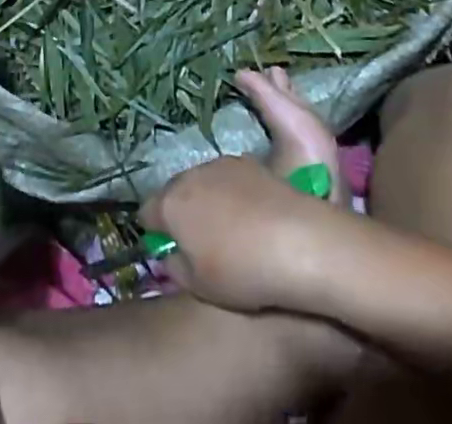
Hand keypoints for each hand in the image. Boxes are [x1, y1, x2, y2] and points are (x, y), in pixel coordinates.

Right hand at [140, 155, 333, 313]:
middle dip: (183, 212)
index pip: (147, 213)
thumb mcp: (200, 287)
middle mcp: (190, 176)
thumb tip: (173, 253)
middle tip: (204, 242)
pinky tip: (256, 219)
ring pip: (204, 183)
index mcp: (169, 204)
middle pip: (175, 192)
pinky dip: (236, 196)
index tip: (175, 249)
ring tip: (235, 231)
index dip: (158, 231)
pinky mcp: (253, 164)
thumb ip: (176, 266)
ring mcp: (223, 165)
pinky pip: (232, 180)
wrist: (304, 244)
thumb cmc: (244, 271)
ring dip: (210, 200)